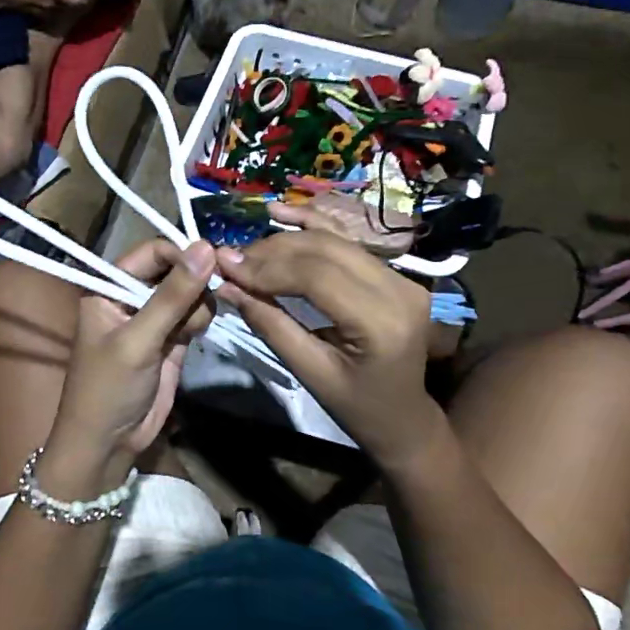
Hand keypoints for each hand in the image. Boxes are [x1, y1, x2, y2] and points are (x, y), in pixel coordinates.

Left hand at [52, 240, 216, 458]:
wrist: (109, 444)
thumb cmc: (109, 388)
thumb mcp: (138, 339)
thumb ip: (172, 295)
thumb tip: (206, 248)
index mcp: (109, 286)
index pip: (153, 252)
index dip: (183, 255)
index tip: (213, 265)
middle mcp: (132, 295)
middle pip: (177, 269)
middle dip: (196, 281)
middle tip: (209, 297)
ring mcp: (154, 317)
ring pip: (192, 291)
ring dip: (199, 304)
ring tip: (191, 330)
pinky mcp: (173, 338)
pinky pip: (196, 314)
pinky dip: (202, 320)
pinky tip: (195, 335)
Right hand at [214, 231, 440, 465]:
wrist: (402, 417)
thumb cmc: (356, 406)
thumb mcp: (310, 372)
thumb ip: (270, 324)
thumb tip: (228, 285)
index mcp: (382, 322)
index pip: (317, 277)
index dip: (269, 268)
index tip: (226, 267)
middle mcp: (399, 290)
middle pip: (326, 251)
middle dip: (274, 251)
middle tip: (231, 259)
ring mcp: (403, 277)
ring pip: (336, 241)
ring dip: (288, 239)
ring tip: (248, 248)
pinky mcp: (396, 273)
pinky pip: (350, 243)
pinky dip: (315, 226)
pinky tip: (283, 213)